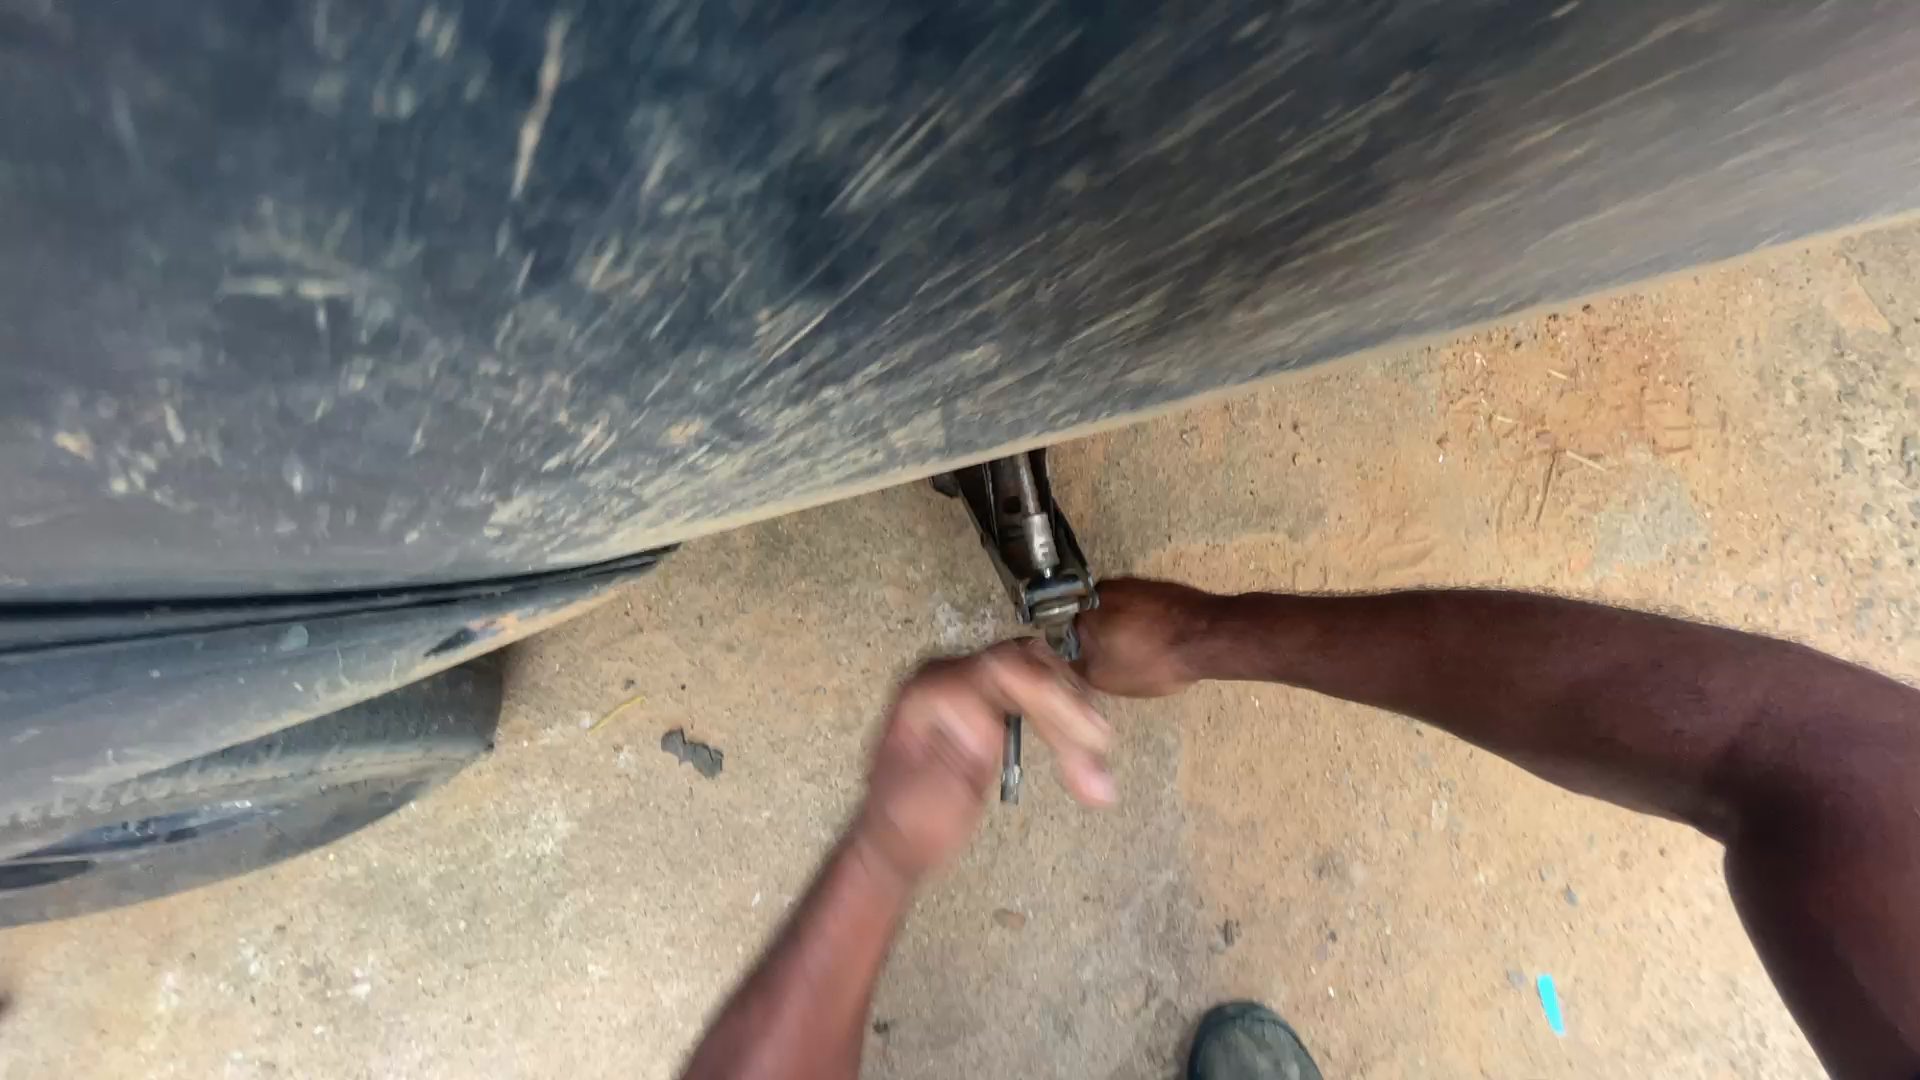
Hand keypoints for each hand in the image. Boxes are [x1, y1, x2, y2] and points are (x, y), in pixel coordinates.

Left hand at [851, 640, 1114, 886]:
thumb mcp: (932, 802)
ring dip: (1074, 718)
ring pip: (1040, 674)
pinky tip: (1083, 755)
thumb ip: (957, 758)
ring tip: (1095, 772)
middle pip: (1028, 665)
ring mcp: (966, 682)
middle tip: (1100, 755)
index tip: (1089, 738)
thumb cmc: (909, 831)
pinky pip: (1035, 690)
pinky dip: (1064, 721)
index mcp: (928, 692)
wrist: (896, 842)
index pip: (1003, 669)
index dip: (1052, 697)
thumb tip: (988, 721)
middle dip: (1069, 708)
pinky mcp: (985, 696)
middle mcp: (946, 676)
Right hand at [1072, 577, 1221, 697]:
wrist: (1207, 635)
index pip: (1061, 628)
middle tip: (1111, 657)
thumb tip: (1071, 655)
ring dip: (1119, 627)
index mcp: (1082, 609)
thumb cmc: (1152, 660)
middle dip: (1096, 635)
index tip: (1085, 660)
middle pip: (1087, 615)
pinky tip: (1154, 639)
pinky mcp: (1154, 584)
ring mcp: (1130, 582)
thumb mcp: (1105, 678)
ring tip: (1137, 650)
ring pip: (1112, 609)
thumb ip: (1078, 665)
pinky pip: (1136, 604)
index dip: (1072, 646)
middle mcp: (1100, 589)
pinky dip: (1140, 621)